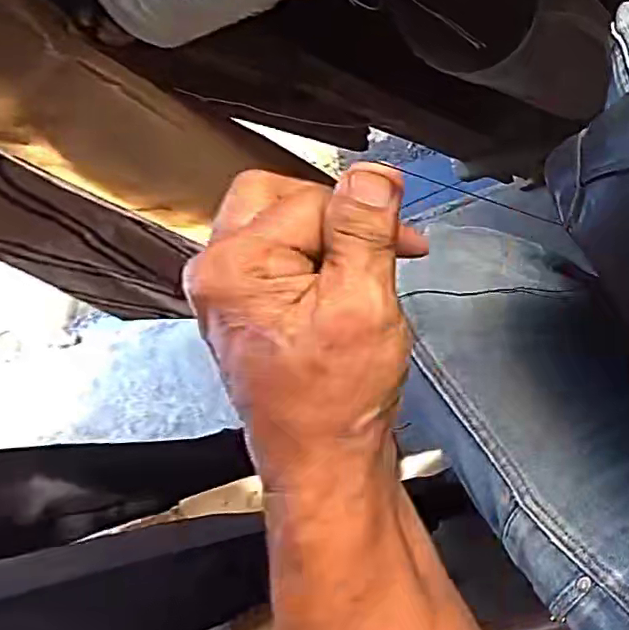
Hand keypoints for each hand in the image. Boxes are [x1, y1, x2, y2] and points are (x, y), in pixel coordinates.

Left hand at [183, 165, 429, 488]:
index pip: (309, 199)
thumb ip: (364, 232)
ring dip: (339, 236)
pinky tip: (357, 285)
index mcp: (237, 265)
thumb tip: (372, 177)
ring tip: (378, 270)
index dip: (367, 213)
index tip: (407, 234)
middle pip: (280, 197)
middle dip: (343, 213)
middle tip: (390, 242)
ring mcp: (234, 290)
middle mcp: (221, 271)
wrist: (324, 452)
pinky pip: (289, 256)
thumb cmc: (338, 393)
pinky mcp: (255, 307)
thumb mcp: (364, 302)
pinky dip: (328, 258)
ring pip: (286, 225)